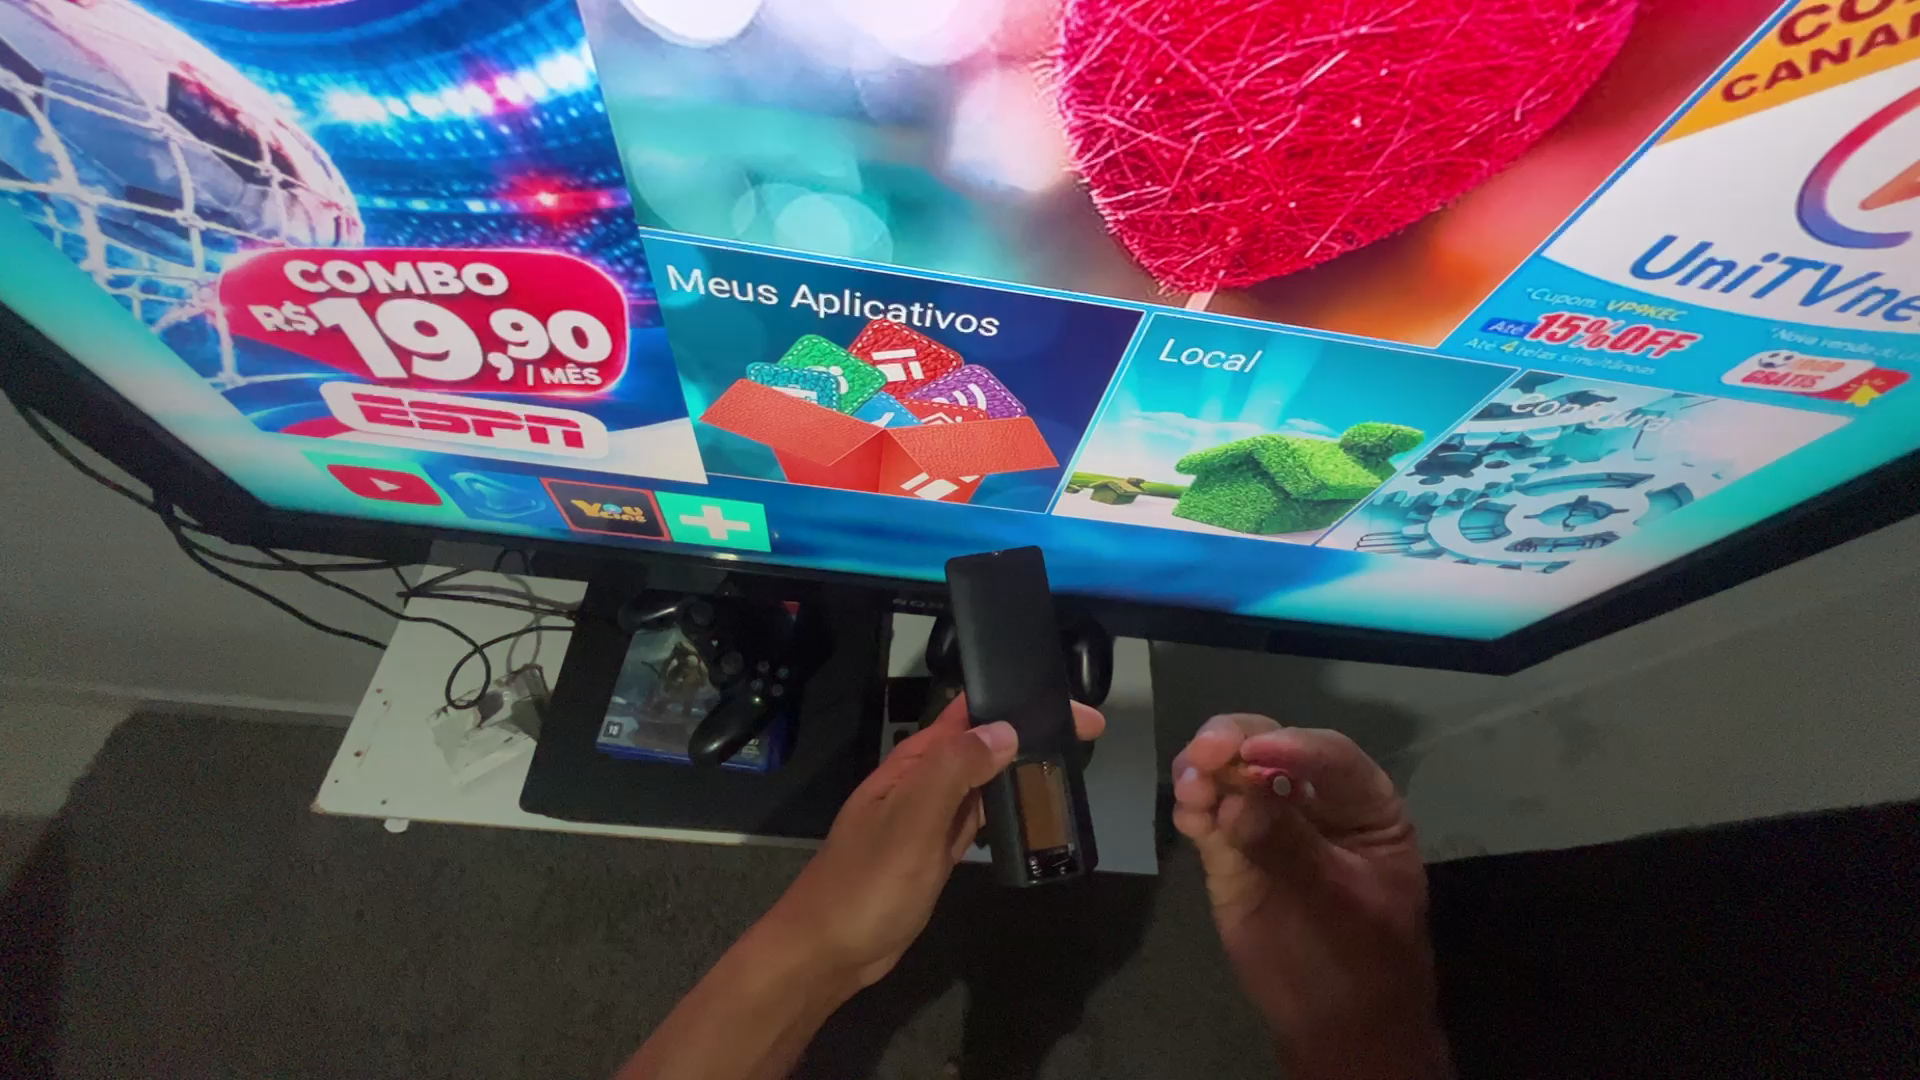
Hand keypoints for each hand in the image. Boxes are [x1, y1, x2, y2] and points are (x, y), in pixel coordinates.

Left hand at [767, 693, 1104, 988]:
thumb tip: (1005, 730)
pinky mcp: (937, 847)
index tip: (1072, 707)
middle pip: (982, 741)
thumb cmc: (867, 883)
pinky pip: (978, 815)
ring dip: (1020, 768)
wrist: (827, 951)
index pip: (971, 713)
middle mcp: (924, 778)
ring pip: (983, 778)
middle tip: (1085, 734)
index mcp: (915, 759)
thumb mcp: (912, 820)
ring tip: (1069, 763)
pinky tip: (1029, 810)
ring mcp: (930, 814)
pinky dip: (1005, 807)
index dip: (1016, 700)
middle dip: (1028, 732)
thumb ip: (954, 770)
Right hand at [1172, 715, 1450, 1079]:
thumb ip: (1289, 847)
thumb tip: (1235, 800)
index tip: (1253, 753)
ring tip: (1191, 791)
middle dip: (1234, 740)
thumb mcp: (1339, 904)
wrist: (1334, 1029)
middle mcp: (1309, 797)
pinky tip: (1188, 817)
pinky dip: (1190, 804)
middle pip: (1267, 744)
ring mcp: (1263, 818)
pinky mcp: (1226, 844)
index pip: (1329, 756)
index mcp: (1361, 804)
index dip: (1292, 748)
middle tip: (1206, 752)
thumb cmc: (1359, 965)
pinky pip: (1203, 810)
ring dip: (1202, 769)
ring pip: (1227, 769)